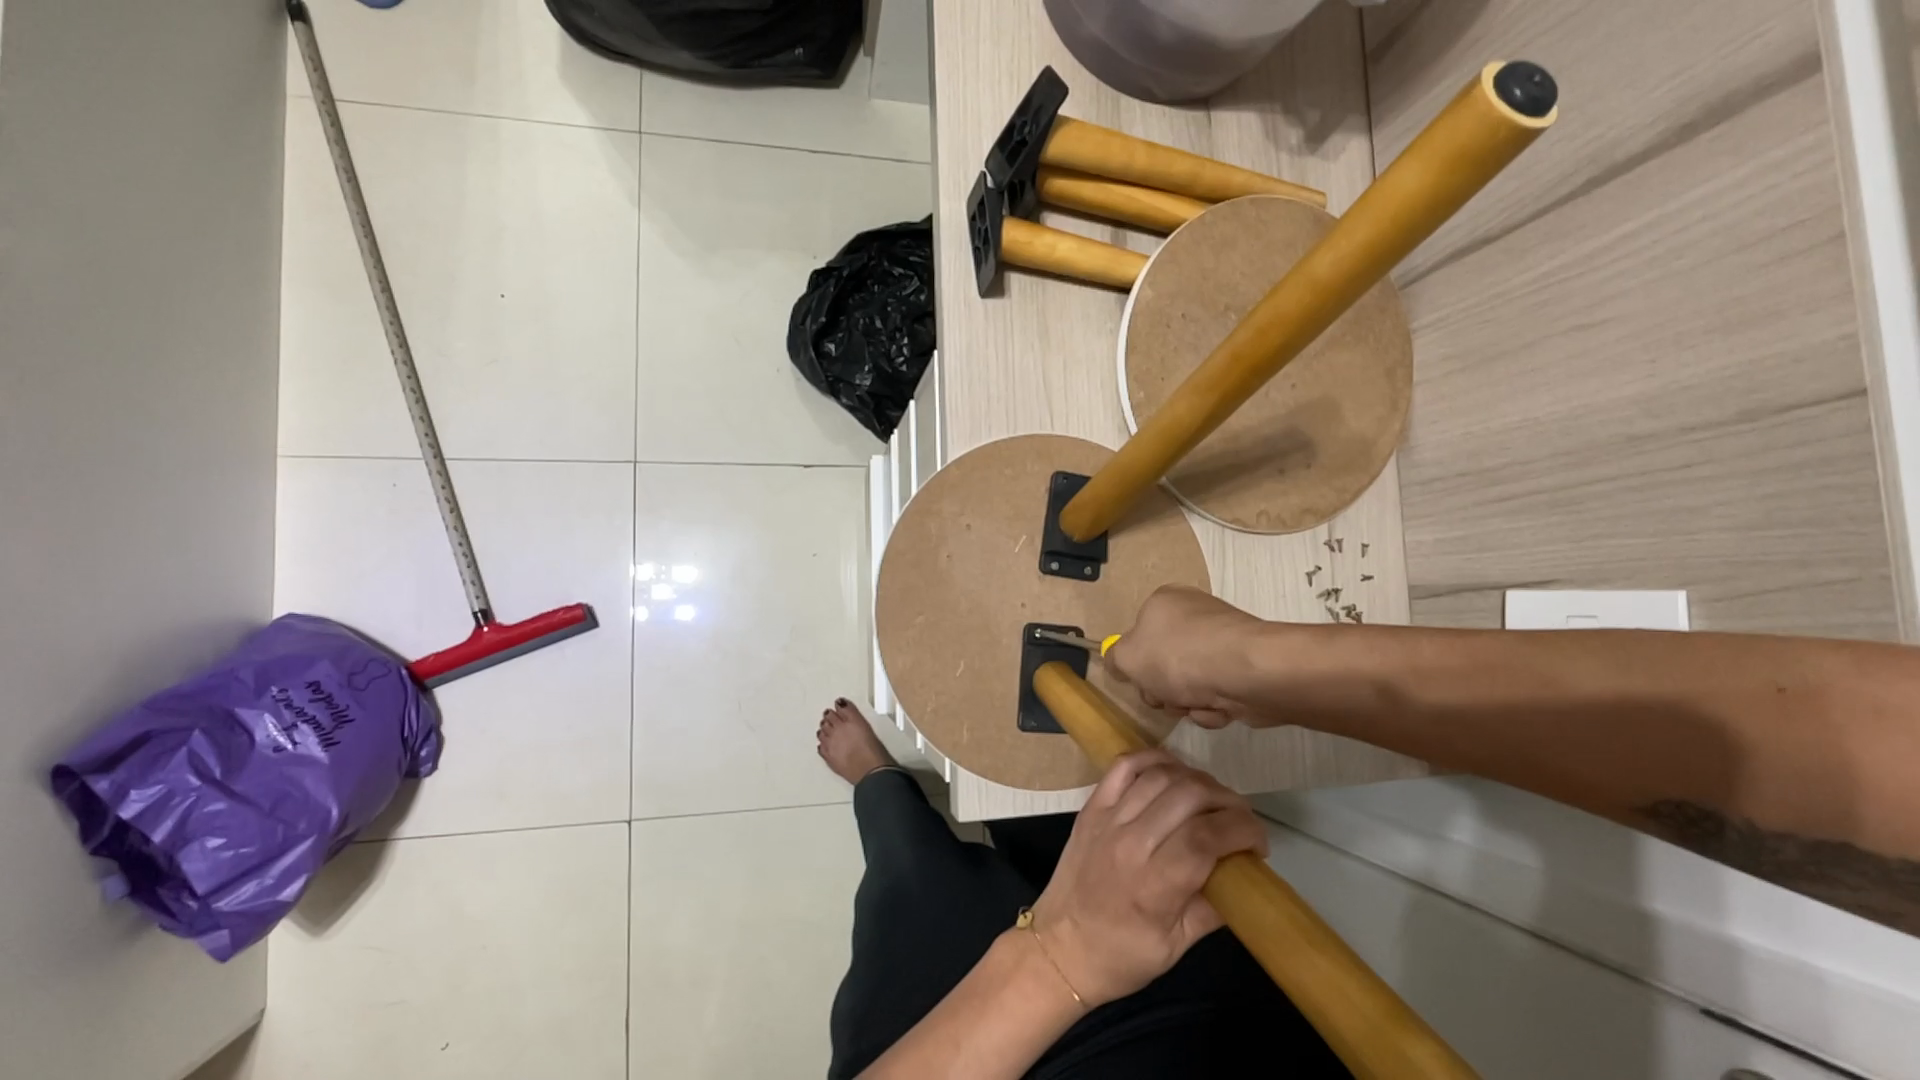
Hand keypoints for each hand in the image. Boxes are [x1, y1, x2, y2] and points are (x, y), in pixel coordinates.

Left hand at [1026, 749, 1266, 1006]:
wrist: (1058, 947)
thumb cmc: (1120, 956)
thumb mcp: (1176, 946)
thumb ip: (1213, 909)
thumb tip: (1245, 877)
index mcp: (1154, 884)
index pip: (1208, 837)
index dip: (1243, 830)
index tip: (1259, 843)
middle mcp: (1130, 843)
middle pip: (1190, 796)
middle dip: (1229, 802)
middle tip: (1241, 821)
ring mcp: (1108, 819)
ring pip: (1161, 776)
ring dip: (1197, 780)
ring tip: (1213, 799)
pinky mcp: (1091, 807)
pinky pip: (1124, 766)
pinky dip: (1154, 758)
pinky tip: (1175, 771)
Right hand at [1106, 586, 1263, 727]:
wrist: (1247, 672)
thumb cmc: (1178, 657)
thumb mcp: (1127, 658)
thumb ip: (1115, 660)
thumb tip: (1119, 663)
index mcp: (1164, 602)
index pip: (1140, 633)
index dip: (1137, 662)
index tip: (1139, 680)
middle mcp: (1195, 614)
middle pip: (1165, 662)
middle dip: (1163, 689)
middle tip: (1166, 697)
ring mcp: (1223, 640)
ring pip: (1191, 683)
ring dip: (1187, 702)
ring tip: (1197, 704)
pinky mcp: (1246, 665)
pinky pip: (1218, 693)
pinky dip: (1213, 706)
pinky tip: (1218, 708)